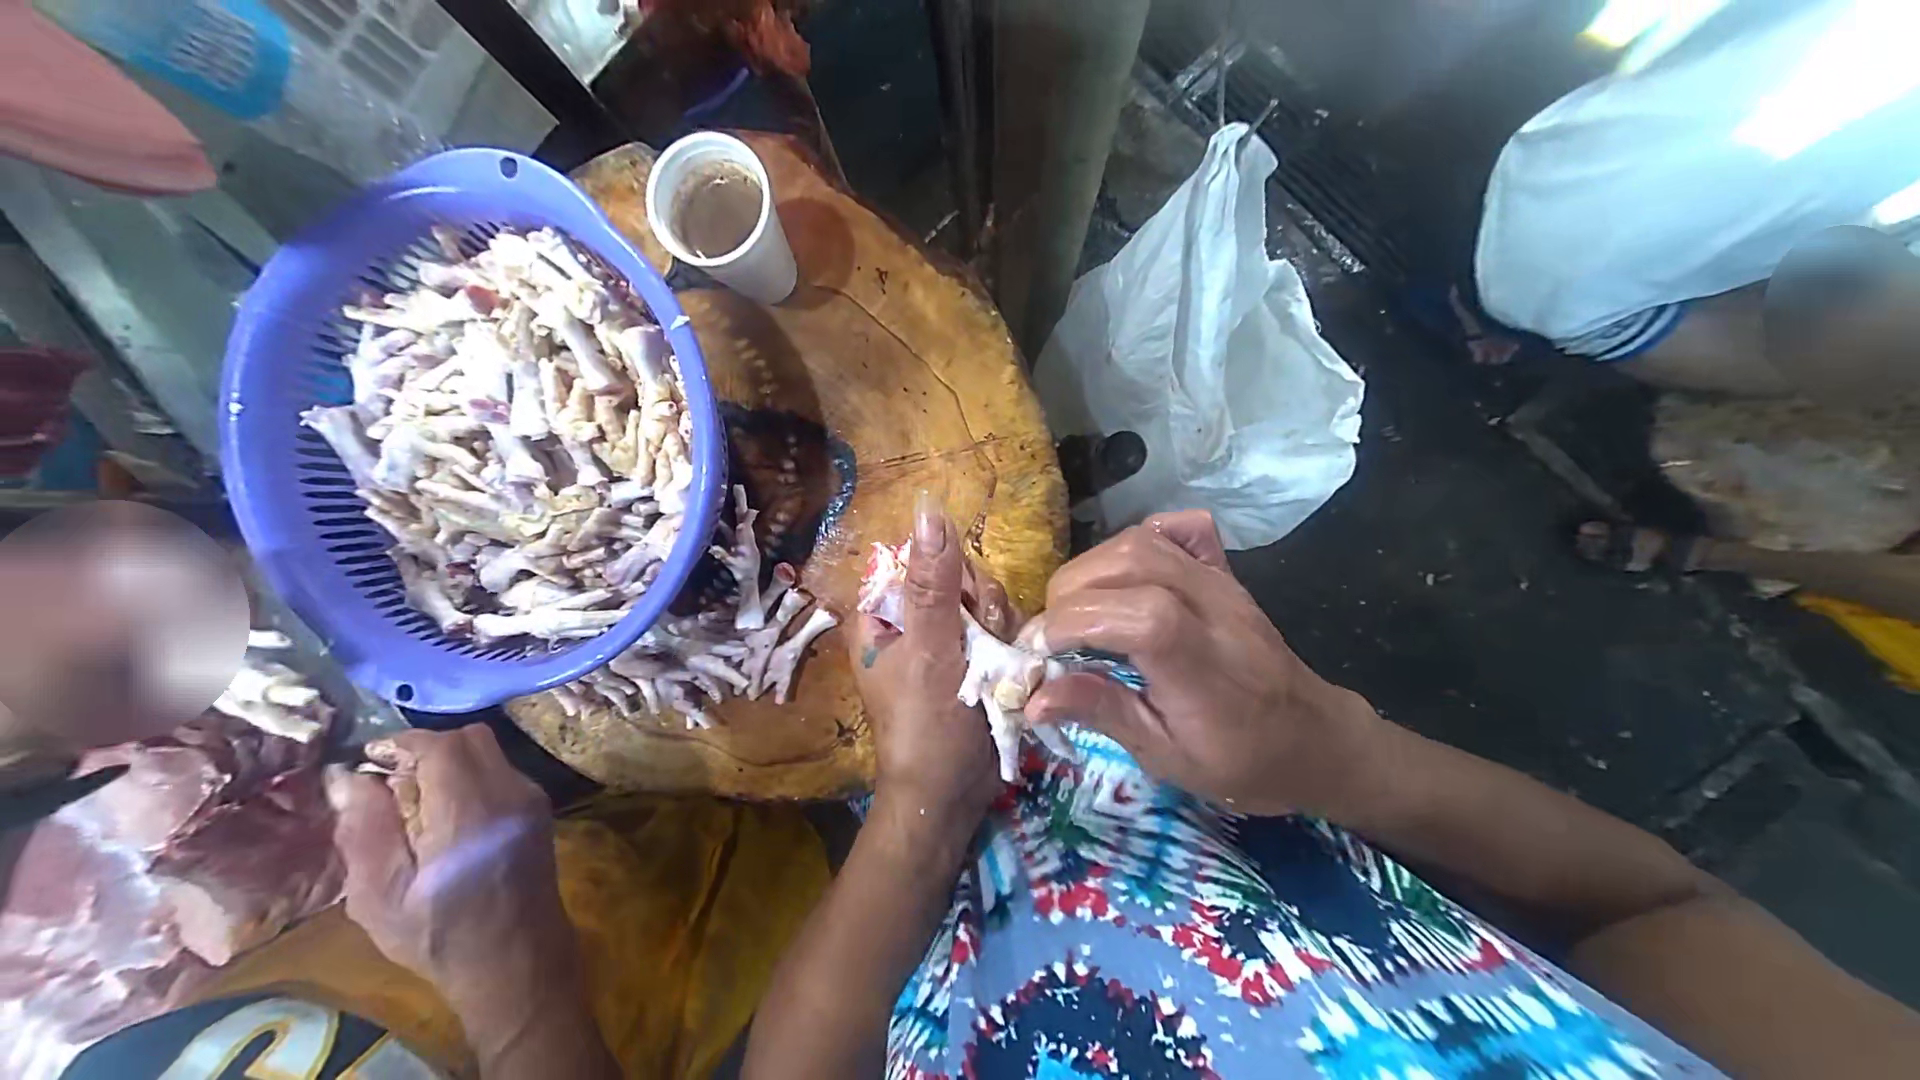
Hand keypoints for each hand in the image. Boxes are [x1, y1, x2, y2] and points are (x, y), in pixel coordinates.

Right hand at [327, 725, 585, 1048]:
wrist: (516, 953)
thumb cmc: (439, 934)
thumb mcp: (381, 895)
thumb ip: (366, 830)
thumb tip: (349, 776)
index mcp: (472, 810)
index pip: (444, 746)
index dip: (403, 742)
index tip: (368, 758)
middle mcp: (511, 791)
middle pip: (471, 738)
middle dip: (426, 747)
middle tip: (387, 779)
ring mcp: (531, 796)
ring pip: (489, 751)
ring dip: (449, 759)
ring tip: (410, 799)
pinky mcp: (538, 806)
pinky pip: (501, 770)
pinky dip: (470, 774)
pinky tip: (443, 811)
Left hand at [850, 497, 1004, 838]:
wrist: (951, 793)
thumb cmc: (928, 724)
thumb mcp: (930, 650)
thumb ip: (934, 584)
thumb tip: (928, 511)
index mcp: (883, 613)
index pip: (923, 558)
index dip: (952, 573)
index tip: (966, 606)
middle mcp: (911, 621)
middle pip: (960, 578)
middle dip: (981, 607)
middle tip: (981, 643)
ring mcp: (943, 639)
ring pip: (985, 601)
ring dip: (999, 628)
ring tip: (993, 666)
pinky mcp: (972, 657)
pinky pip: (999, 627)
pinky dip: (1008, 644)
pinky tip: (1008, 669)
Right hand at [1021, 510, 1387, 818]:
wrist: (1313, 737)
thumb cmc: (1241, 759)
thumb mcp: (1168, 756)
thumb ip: (1103, 713)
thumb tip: (1033, 697)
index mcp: (1199, 663)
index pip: (1129, 616)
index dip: (1069, 624)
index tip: (1037, 653)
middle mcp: (1210, 607)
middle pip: (1126, 564)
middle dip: (1068, 595)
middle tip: (1053, 637)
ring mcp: (1219, 581)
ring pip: (1140, 541)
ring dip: (1091, 569)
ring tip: (1077, 610)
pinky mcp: (1222, 571)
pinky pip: (1179, 529)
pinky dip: (1139, 539)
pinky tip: (1125, 574)